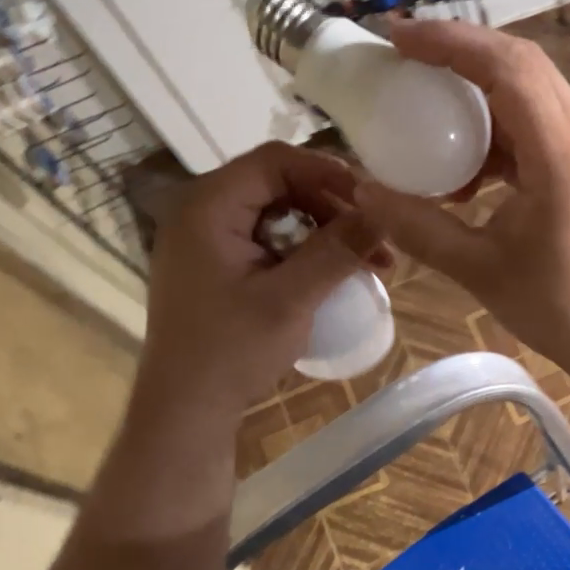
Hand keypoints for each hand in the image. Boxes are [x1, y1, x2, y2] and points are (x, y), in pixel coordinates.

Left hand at [140, 142, 387, 415]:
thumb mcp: (291, 299)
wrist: (186, 407)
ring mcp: (207, 241)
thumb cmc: (232, 350)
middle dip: (332, 206)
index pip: (275, 162)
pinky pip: (268, 240)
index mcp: (208, 208)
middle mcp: (202, 212)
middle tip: (377, 238)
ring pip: (277, 213)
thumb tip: (383, 214)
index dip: (328, 172)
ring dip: (324, 231)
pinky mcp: (217, 266)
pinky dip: (305, 251)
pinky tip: (335, 276)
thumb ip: (336, 252)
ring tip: (367, 263)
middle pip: (277, 184)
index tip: (374, 201)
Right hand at [352, 19, 569, 372]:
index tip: (397, 40)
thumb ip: (416, 225)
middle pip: (525, 64)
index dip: (451, 42)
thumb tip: (361, 189)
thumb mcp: (475, 269)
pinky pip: (540, 124)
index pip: (509, 69)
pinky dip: (499, 126)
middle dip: (463, 51)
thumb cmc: (551, 308)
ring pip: (534, 90)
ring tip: (429, 106)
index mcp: (561, 158)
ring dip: (481, 89)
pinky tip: (466, 162)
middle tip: (407, 58)